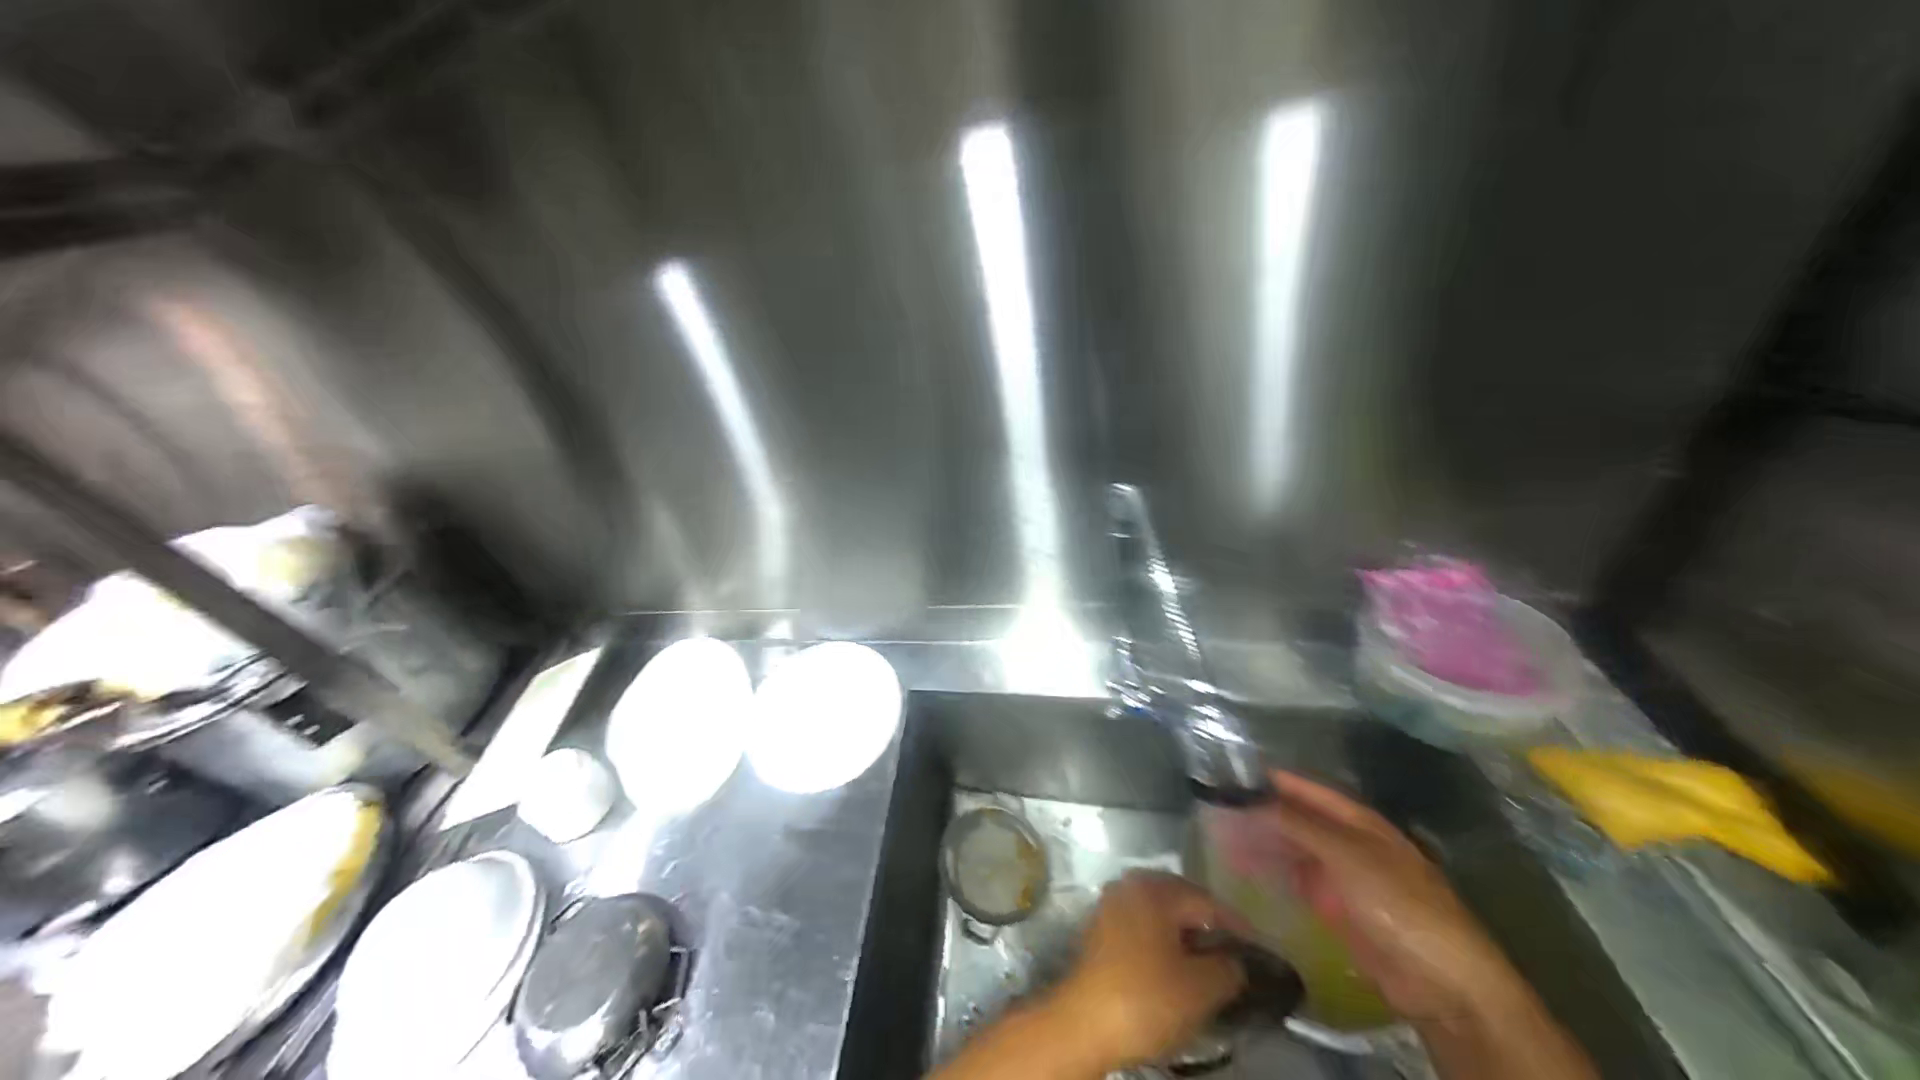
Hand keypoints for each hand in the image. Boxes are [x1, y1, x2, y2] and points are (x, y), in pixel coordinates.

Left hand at [1044, 870, 1246, 1070]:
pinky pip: (1141, 927)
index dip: (1237, 928)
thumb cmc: (1146, 999)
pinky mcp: (1100, 930)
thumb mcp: (1201, 988)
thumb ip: (1228, 968)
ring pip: (1160, 915)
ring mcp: (1110, 906)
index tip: (1260, 952)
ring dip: (1185, 936)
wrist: (1084, 1024)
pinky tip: (1176, 968)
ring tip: (1209, 966)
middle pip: (1181, 903)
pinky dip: (1162, 943)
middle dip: (1209, 928)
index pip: (1207, 902)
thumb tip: (1235, 962)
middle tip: (1235, 956)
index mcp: (1154, 890)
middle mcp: (1130, 886)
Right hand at [1209, 770, 1522, 1023]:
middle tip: (1216, 814)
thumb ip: (1298, 824)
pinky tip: (1246, 873)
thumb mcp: (1346, 854)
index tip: (1230, 778)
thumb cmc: (1398, 904)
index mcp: (1358, 820)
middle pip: (1296, 819)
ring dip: (1261, 844)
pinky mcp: (1335, 908)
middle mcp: (1348, 841)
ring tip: (1221, 842)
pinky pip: (1296, 881)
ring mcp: (1341, 875)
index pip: (1307, 789)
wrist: (1440, 980)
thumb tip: (1251, 801)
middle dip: (1260, 814)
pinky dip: (1272, 873)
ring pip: (1292, 849)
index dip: (1271, 782)